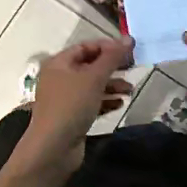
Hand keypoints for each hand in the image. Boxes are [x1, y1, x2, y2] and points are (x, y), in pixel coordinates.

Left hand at [20, 37, 134, 174]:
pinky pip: (92, 102)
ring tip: (130, 90)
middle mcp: (60, 77)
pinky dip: (106, 100)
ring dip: (112, 85)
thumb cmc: (71, 106)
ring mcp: (66, 98)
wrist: (53, 148)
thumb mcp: (94, 78)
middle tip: (133, 68)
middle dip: (112, 67)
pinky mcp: (72, 115)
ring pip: (93, 85)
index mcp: (59, 63)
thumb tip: (129, 38)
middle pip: (90, 65)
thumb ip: (112, 57)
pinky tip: (120, 104)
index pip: (86, 46)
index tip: (129, 51)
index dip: (108, 46)